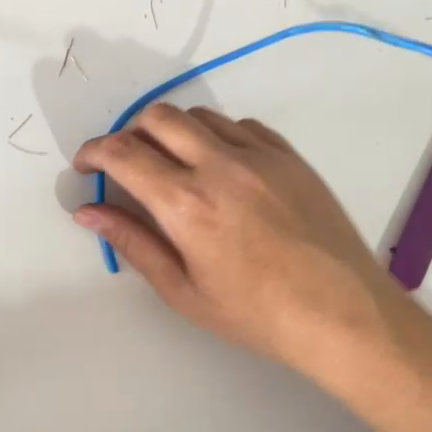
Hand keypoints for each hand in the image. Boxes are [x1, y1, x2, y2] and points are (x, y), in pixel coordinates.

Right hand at [71, 105, 425, 379]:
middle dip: (128, 133)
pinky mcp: (290, 158)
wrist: (345, 315)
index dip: (93, 152)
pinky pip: (240, 126)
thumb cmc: (256, 314)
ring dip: (171, 131)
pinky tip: (217, 166)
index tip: (86, 166)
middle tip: (125, 164)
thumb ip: (131, 242)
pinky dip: (215, 135)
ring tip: (170, 164)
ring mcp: (260, 157)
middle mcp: (220, 167)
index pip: (123, 153)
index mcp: (186, 204)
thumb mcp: (181, 290)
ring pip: (198, 115)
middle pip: (157, 118)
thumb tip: (87, 211)